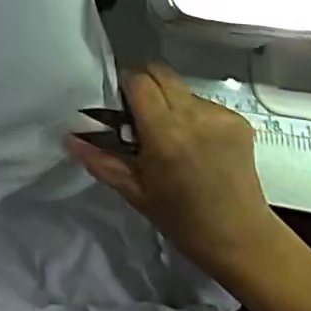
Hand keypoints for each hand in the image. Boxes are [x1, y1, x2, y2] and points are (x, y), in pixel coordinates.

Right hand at [68, 64, 285, 277]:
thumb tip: (69, 138)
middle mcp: (193, 114)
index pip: (138, 80)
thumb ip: (100, 160)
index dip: (125, 85)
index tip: (120, 104)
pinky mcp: (238, 119)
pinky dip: (193, 115)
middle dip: (145, 83)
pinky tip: (197, 145)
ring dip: (169, 101)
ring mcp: (219, 114)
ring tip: (171, 136)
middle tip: (139, 112)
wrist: (241, 238)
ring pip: (182, 88)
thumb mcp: (135, 192)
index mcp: (165, 133)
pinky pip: (204, 103)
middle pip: (160, 72)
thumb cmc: (182, 221)